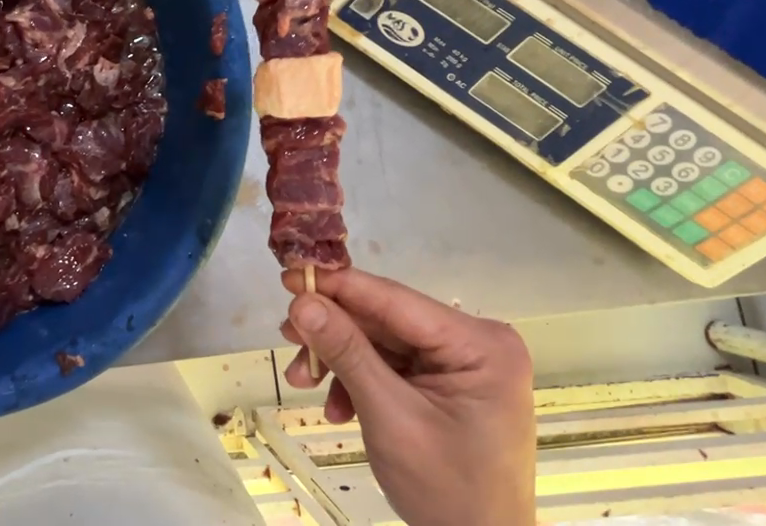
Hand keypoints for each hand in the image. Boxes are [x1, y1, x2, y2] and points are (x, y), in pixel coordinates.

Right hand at [280, 269, 535, 525]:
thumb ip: (346, 352)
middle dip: (332, 334)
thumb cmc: (447, 489)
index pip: (392, 298)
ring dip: (337, 360)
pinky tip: (337, 407)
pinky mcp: (445, 381)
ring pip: (378, 341)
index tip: (288, 277)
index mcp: (479, 343)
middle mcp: (474, 341)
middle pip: (382, 319)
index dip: (336, 286)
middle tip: (285, 338)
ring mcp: (460, 362)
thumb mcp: (390, 416)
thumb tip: (302, 301)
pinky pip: (388, 363)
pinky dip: (356, 380)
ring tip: (302, 381)